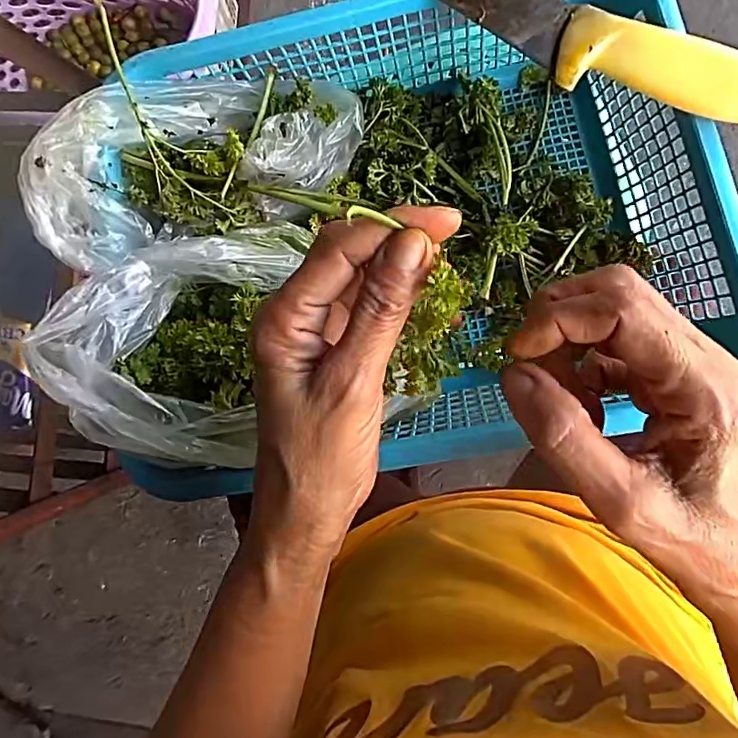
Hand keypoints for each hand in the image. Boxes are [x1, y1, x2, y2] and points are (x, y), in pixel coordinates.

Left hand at [249, 205, 460, 554]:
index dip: (393, 228)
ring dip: (403, 259)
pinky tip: (431, 289)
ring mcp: (316, 328)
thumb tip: (414, 244)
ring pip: (362, 274)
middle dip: (399, 234)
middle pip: (349, 252)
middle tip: (452, 228)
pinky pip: (370, 303)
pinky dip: (402, 291)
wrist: (306, 513)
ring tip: (446, 253)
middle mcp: (296, 312)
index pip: (341, 249)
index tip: (445, 223)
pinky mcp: (337, 344)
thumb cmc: (322, 458)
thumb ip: (383, 310)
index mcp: (285, 316)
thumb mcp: (356, 380)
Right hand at [499, 265, 737, 615]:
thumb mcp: (623, 506)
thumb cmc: (697, 545)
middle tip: (532, 371)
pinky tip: (584, 405)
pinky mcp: (679, 372)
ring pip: (619, 308)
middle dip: (562, 318)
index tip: (517, 357)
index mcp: (702, 383)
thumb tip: (515, 376)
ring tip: (561, 398)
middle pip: (621, 293)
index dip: (559, 320)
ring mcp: (694, 360)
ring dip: (572, 339)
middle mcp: (704, 356)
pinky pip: (622, 339)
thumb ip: (566, 440)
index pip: (623, 309)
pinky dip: (586, 359)